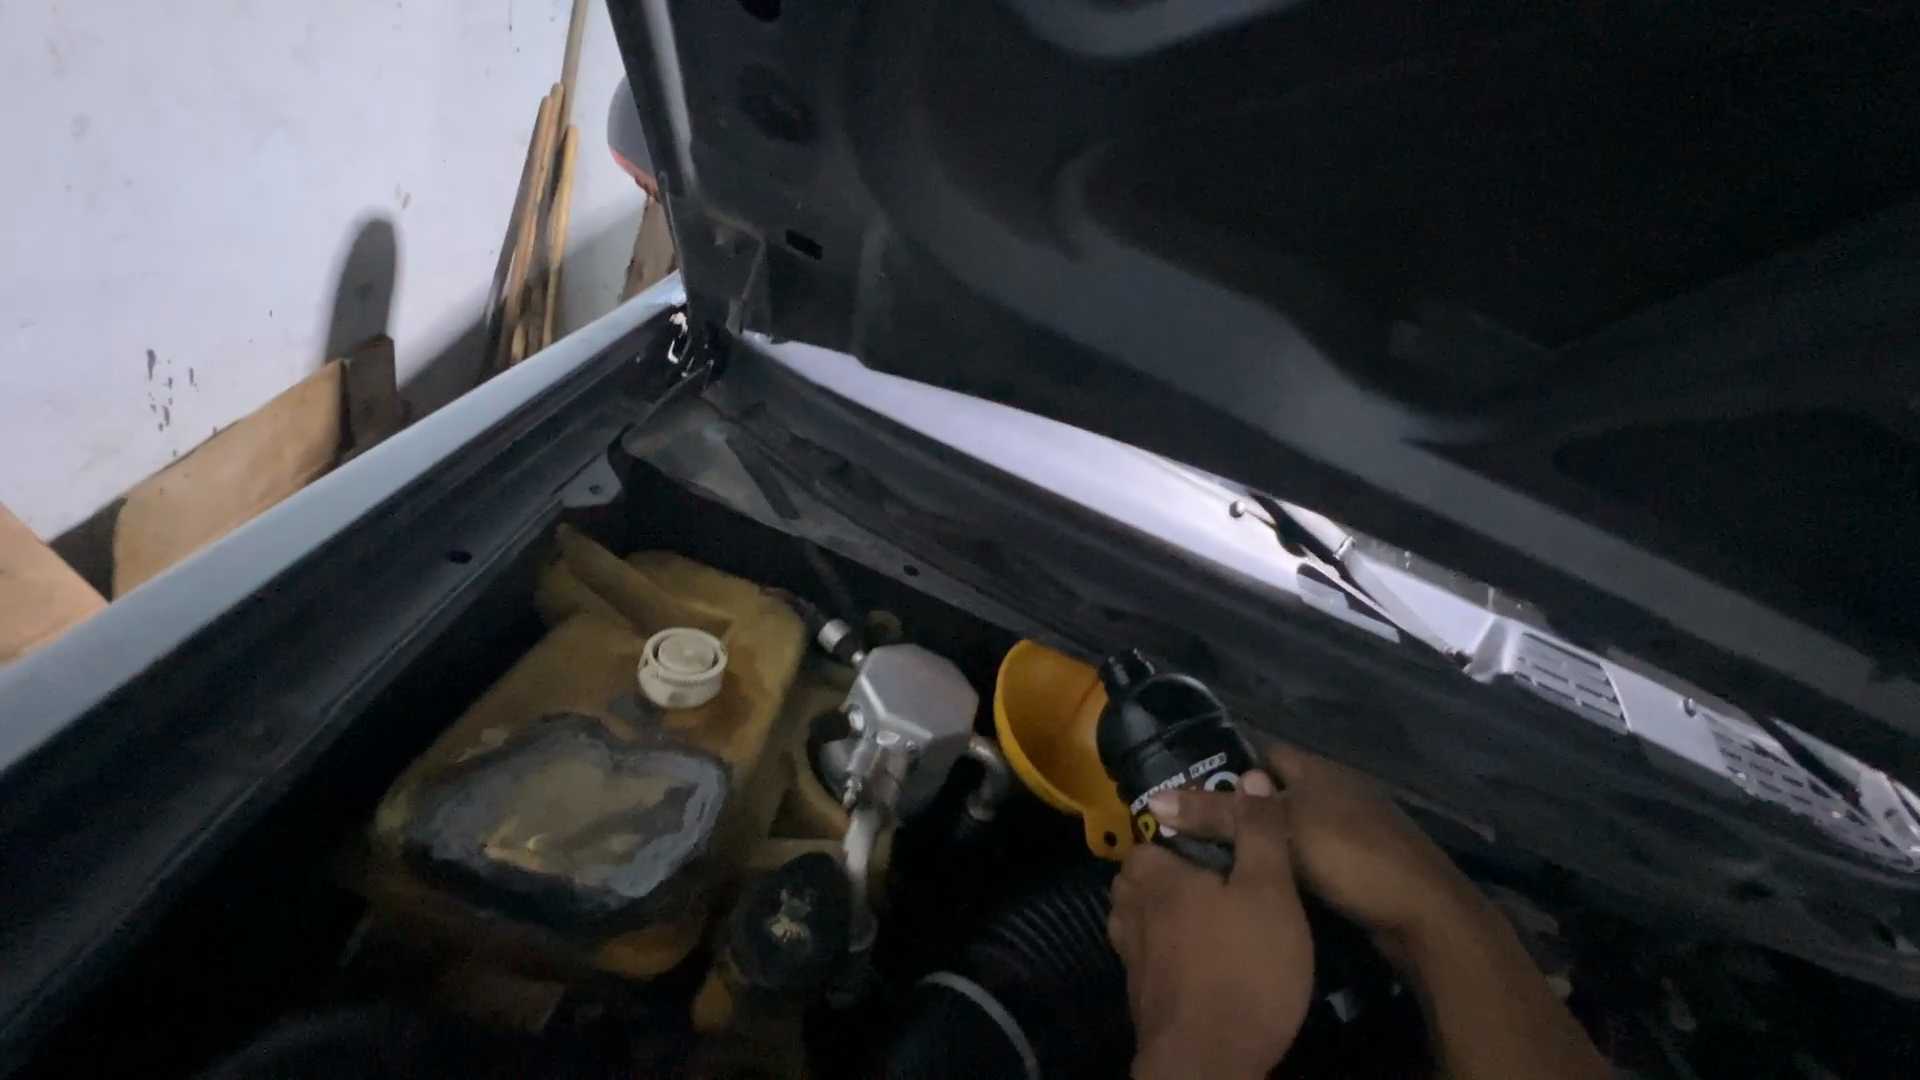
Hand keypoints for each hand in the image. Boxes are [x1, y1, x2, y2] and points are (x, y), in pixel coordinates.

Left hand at [1108, 771, 1314, 1079]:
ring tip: (1216, 923)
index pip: (1155, 831)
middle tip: (1224, 887)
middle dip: (1176, 872)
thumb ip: (1258, 832)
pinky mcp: (1137, 989)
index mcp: (1152, 870)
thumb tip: (1253, 776)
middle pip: (1146, 871)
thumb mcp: (1269, 891)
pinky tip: (1202, 963)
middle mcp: (1127, 903)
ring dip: (1170, 913)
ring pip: (1143, 912)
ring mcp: (1127, 949)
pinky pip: (1149, 951)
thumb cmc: (1242, 967)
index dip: (1187, 833)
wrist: (1207, 1064)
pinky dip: (1169, 950)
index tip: (1221, 849)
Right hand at [1155, 744, 1487, 958]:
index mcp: (1317, 770)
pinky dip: (1296, 863)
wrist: (1429, 916)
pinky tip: (1275, 883)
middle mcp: (1339, 789)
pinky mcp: (1371, 865)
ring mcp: (1360, 828)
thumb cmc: (1348, 855)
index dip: (1232, 766)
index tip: (1199, 790)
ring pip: (1300, 824)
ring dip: (1271, 838)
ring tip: (1230, 860)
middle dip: (1247, 807)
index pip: (1265, 752)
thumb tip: (1153, 800)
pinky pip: (1319, 853)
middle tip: (1205, 831)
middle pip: (1281, 790)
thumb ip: (1215, 814)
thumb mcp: (1273, 830)